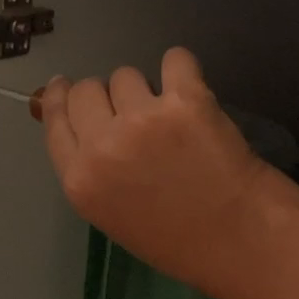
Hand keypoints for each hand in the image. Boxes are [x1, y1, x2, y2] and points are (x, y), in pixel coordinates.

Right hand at [39, 47, 286, 292]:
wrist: (242, 240)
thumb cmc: (177, 237)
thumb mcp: (113, 211)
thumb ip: (90, 164)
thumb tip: (73, 113)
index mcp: (81, 181)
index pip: (56, 119)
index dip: (60, 97)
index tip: (65, 84)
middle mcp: (104, 146)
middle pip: (87, 89)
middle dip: (109, 96)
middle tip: (134, 113)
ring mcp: (143, 120)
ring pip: (127, 75)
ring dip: (147, 89)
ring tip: (172, 119)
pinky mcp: (184, 100)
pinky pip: (173, 59)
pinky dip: (182, 69)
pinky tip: (192, 91)